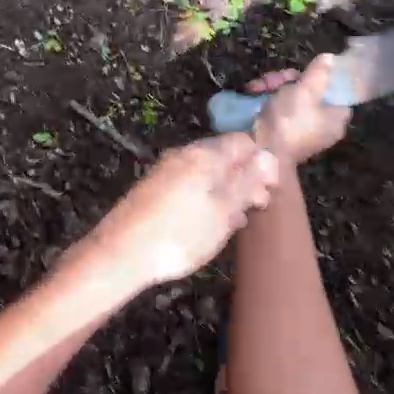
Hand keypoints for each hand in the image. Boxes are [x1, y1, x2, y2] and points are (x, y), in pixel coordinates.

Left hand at [78, 134, 279, 289]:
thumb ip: (247, 182)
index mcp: (205, 154)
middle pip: (224, 155)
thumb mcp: (223, 211)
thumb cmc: (181, 234)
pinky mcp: (155, 187)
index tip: (271, 190)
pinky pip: (191, 183)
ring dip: (227, 190)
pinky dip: (207, 197)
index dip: (261, 162)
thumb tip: (268, 156)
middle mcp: (185, 153)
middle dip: (245, 177)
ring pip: (207, 171)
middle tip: (258, 207)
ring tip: (238, 220)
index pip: (243, 141)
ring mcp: (167, 169)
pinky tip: (210, 222)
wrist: (121, 252)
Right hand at [248, 53, 350, 165]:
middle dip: (289, 79)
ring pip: (290, 94)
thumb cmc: (289, 120)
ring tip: (258, 86)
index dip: (326, 77)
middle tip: (276, 79)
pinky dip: (265, 95)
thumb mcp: (306, 90)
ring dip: (273, 85)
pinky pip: (277, 104)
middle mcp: (319, 124)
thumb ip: (319, 72)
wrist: (259, 152)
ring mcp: (298, 127)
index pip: (338, 92)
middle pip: (310, 89)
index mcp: (334, 119)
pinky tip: (253, 91)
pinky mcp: (278, 127)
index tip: (311, 67)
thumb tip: (331, 58)